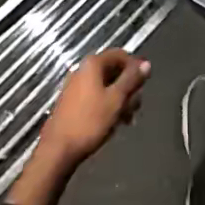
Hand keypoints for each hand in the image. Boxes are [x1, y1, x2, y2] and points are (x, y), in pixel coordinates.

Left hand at [36, 48, 150, 166]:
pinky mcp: (72, 102)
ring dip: (120, 99)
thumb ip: (131, 80)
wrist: (58, 150)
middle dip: (128, 87)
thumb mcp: (116, 100)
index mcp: (93, 64)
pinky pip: (96, 96)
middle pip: (113, 70)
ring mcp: (76, 86)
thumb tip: (146, 64)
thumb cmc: (90, 122)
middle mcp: (83, 70)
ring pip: (105, 86)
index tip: (144, 85)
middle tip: (136, 107)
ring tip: (127, 120)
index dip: (135, 67)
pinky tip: (113, 123)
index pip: (120, 54)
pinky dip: (107, 105)